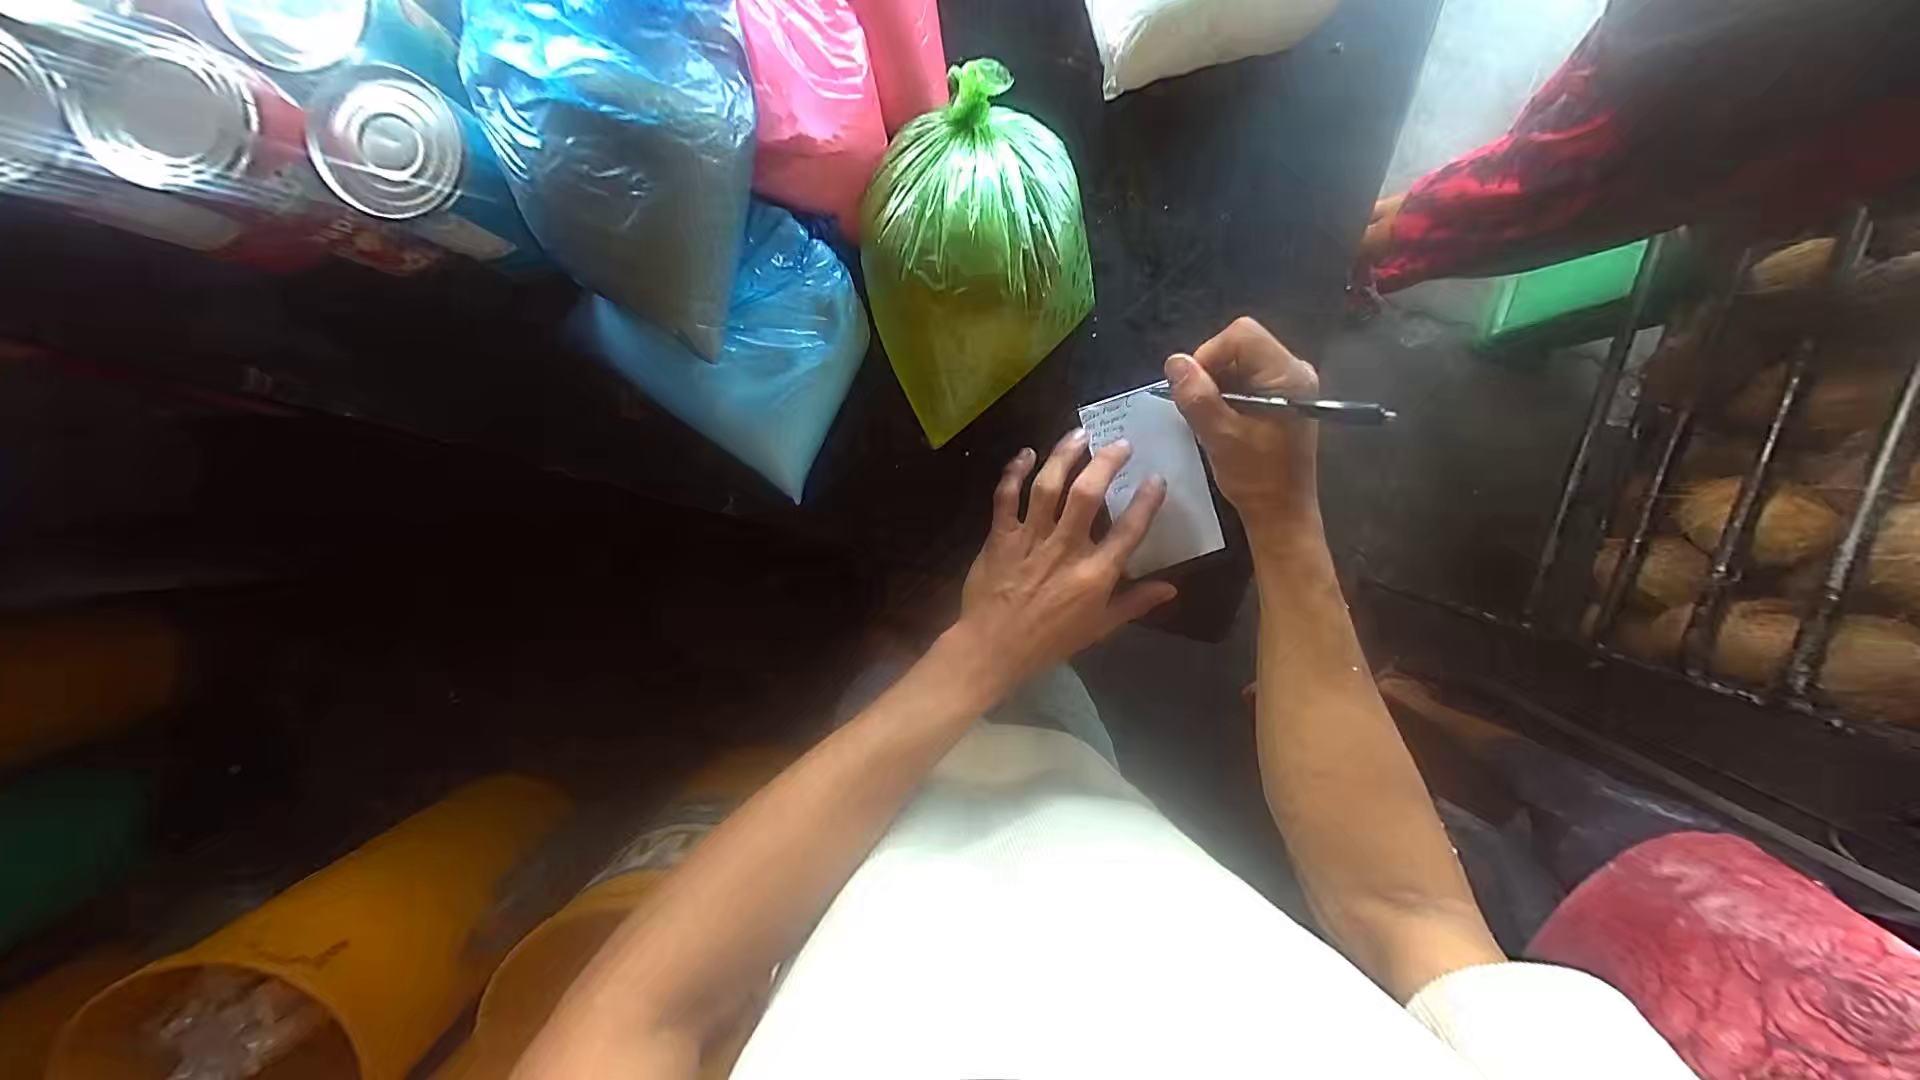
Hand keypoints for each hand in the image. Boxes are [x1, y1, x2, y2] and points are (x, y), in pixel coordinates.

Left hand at [951, 429, 1177, 694]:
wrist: (993, 647)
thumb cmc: (1050, 641)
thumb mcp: (1099, 627)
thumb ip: (1134, 603)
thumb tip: (1171, 588)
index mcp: (1094, 574)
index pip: (1128, 530)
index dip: (1146, 501)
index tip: (1156, 477)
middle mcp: (1064, 548)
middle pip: (1088, 495)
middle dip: (1106, 463)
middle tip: (1119, 443)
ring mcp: (1030, 539)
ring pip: (1048, 487)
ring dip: (1064, 456)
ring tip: (1079, 434)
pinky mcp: (1000, 536)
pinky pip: (1006, 497)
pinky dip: (1014, 472)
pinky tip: (1026, 453)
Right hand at [1164, 317, 1321, 531]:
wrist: (1280, 510)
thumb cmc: (1256, 477)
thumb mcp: (1220, 437)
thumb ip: (1198, 397)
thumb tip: (1174, 363)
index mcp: (1287, 375)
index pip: (1241, 336)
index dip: (1207, 355)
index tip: (1191, 389)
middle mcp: (1292, 370)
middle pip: (1239, 345)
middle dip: (1209, 371)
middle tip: (1197, 407)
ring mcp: (1287, 384)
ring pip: (1237, 362)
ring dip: (1214, 385)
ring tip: (1208, 417)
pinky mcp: (1278, 397)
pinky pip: (1243, 379)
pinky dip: (1223, 394)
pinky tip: (1218, 420)